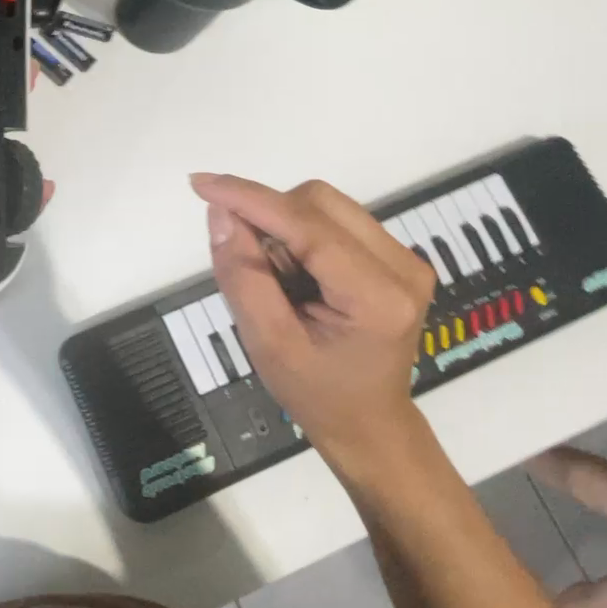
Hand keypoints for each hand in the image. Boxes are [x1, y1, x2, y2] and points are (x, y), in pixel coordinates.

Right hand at [190, 174, 433, 465]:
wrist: (368, 422)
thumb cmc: (315, 392)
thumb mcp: (266, 342)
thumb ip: (242, 275)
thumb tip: (220, 214)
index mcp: (376, 297)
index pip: (306, 226)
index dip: (250, 199)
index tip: (201, 185)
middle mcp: (402, 266)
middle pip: (318, 203)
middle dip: (267, 217)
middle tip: (244, 260)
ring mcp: (405, 259)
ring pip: (325, 205)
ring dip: (283, 227)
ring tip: (276, 278)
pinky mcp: (396, 257)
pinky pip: (334, 219)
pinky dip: (300, 235)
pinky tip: (296, 275)